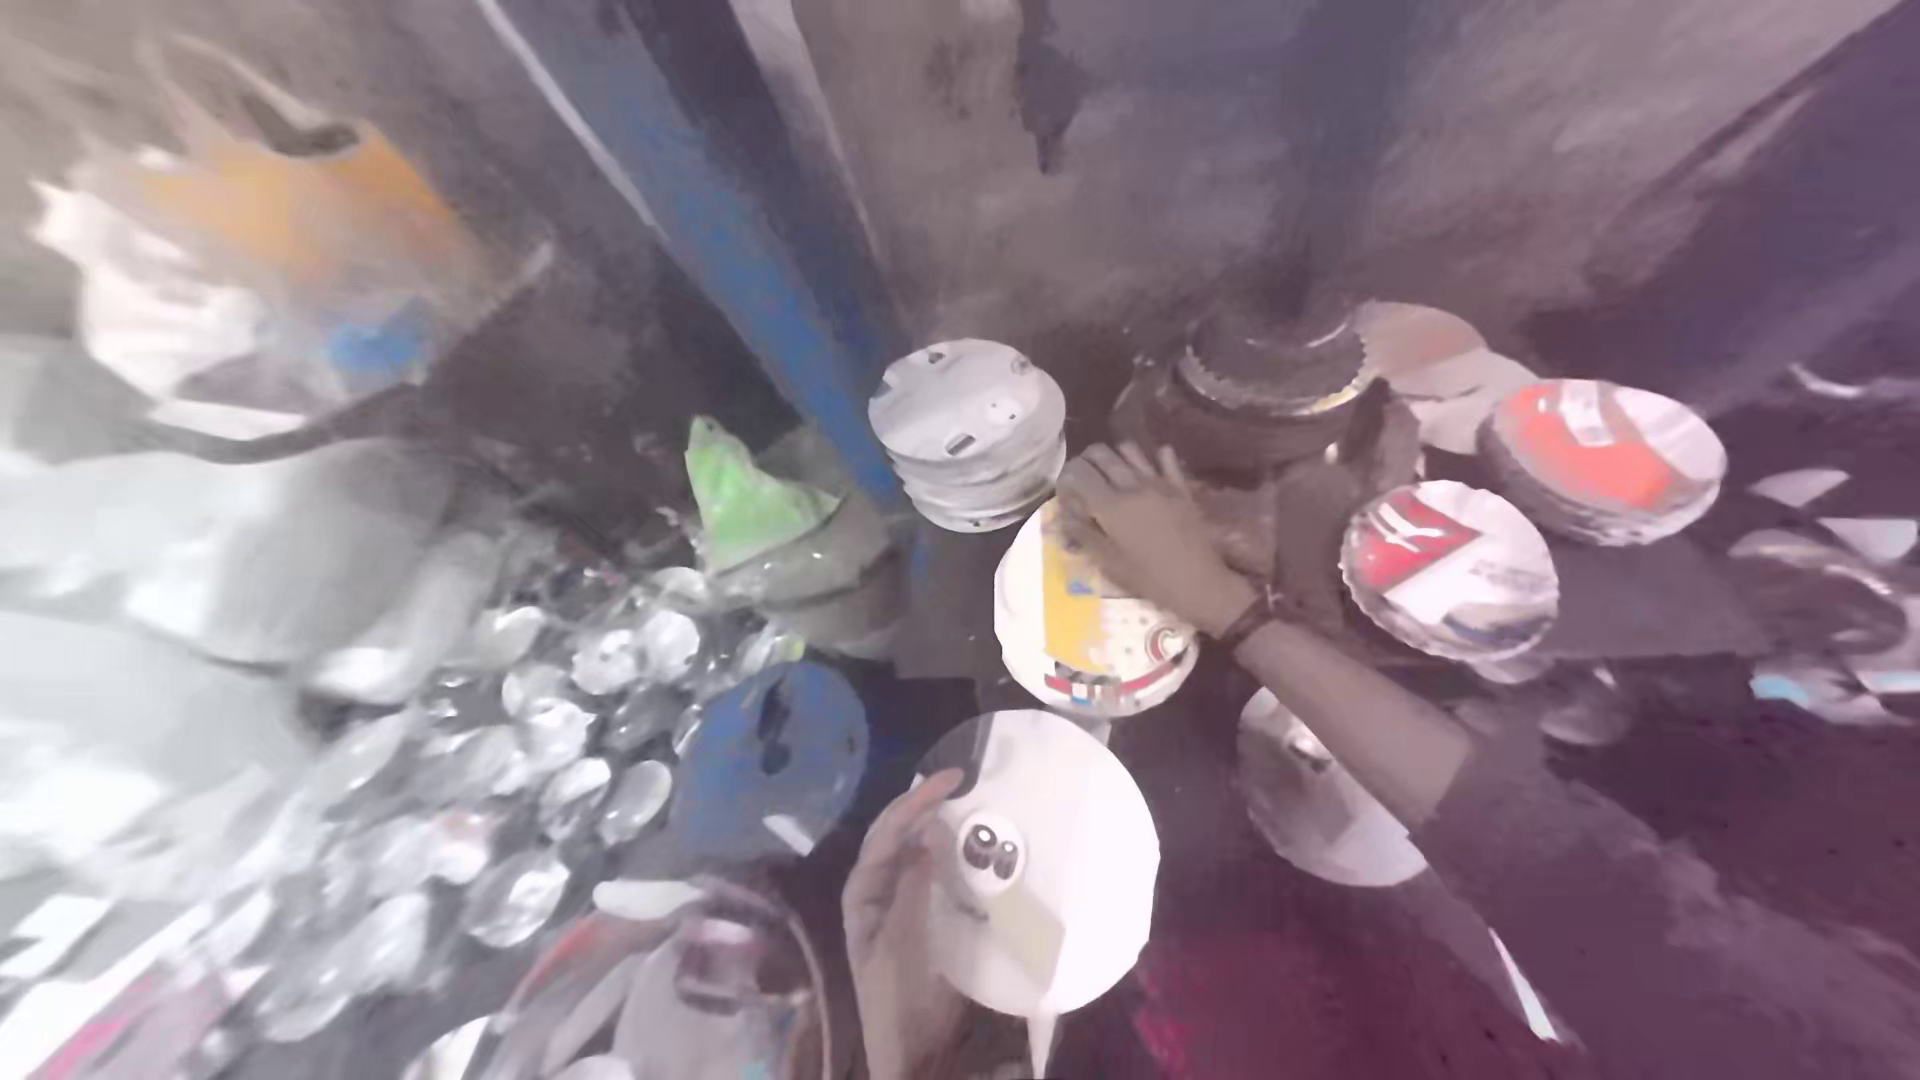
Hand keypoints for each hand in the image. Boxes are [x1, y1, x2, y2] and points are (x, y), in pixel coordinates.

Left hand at [843, 769, 966, 1079]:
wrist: (914, 1052)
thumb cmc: (898, 999)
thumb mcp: (902, 944)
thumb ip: (913, 887)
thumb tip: (930, 832)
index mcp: (863, 888)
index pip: (888, 831)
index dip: (918, 800)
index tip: (952, 778)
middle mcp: (875, 884)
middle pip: (896, 829)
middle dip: (923, 800)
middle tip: (959, 779)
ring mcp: (896, 894)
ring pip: (912, 843)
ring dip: (932, 818)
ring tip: (961, 798)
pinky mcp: (918, 906)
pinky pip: (928, 864)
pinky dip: (944, 845)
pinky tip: (962, 837)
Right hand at [1057, 443, 1261, 635]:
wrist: (1197, 582)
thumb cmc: (1147, 577)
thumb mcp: (1108, 561)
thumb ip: (1083, 533)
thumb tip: (1064, 516)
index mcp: (1110, 505)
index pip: (1078, 471)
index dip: (1066, 477)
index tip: (1066, 493)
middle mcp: (1132, 485)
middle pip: (1100, 453)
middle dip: (1086, 461)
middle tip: (1084, 480)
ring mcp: (1159, 482)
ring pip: (1129, 449)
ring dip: (1114, 456)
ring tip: (1112, 474)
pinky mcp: (1180, 486)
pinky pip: (1165, 457)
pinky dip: (1153, 457)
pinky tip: (1147, 472)